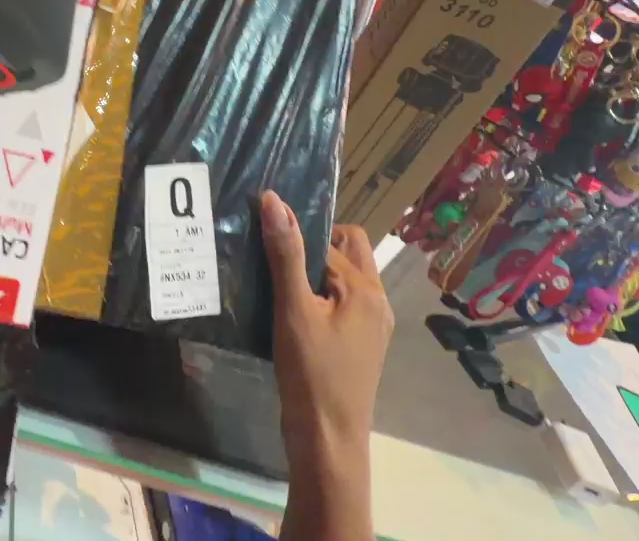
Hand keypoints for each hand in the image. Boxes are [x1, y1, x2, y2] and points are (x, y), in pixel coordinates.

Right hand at [262, 193, 392, 464]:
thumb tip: (273, 200)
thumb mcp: (292, 308)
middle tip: (274, 255)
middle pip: (348, 249)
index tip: (260, 235)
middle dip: (314, 243)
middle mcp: (377, 300)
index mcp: (365, 288)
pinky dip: (320, 292)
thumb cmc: (310, 371)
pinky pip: (343, 300)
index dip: (294, 234)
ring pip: (345, 276)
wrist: (328, 438)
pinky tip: (290, 308)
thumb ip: (285, 253)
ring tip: (276, 279)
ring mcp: (373, 324)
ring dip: (315, 269)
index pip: (326, 240)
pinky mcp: (362, 342)